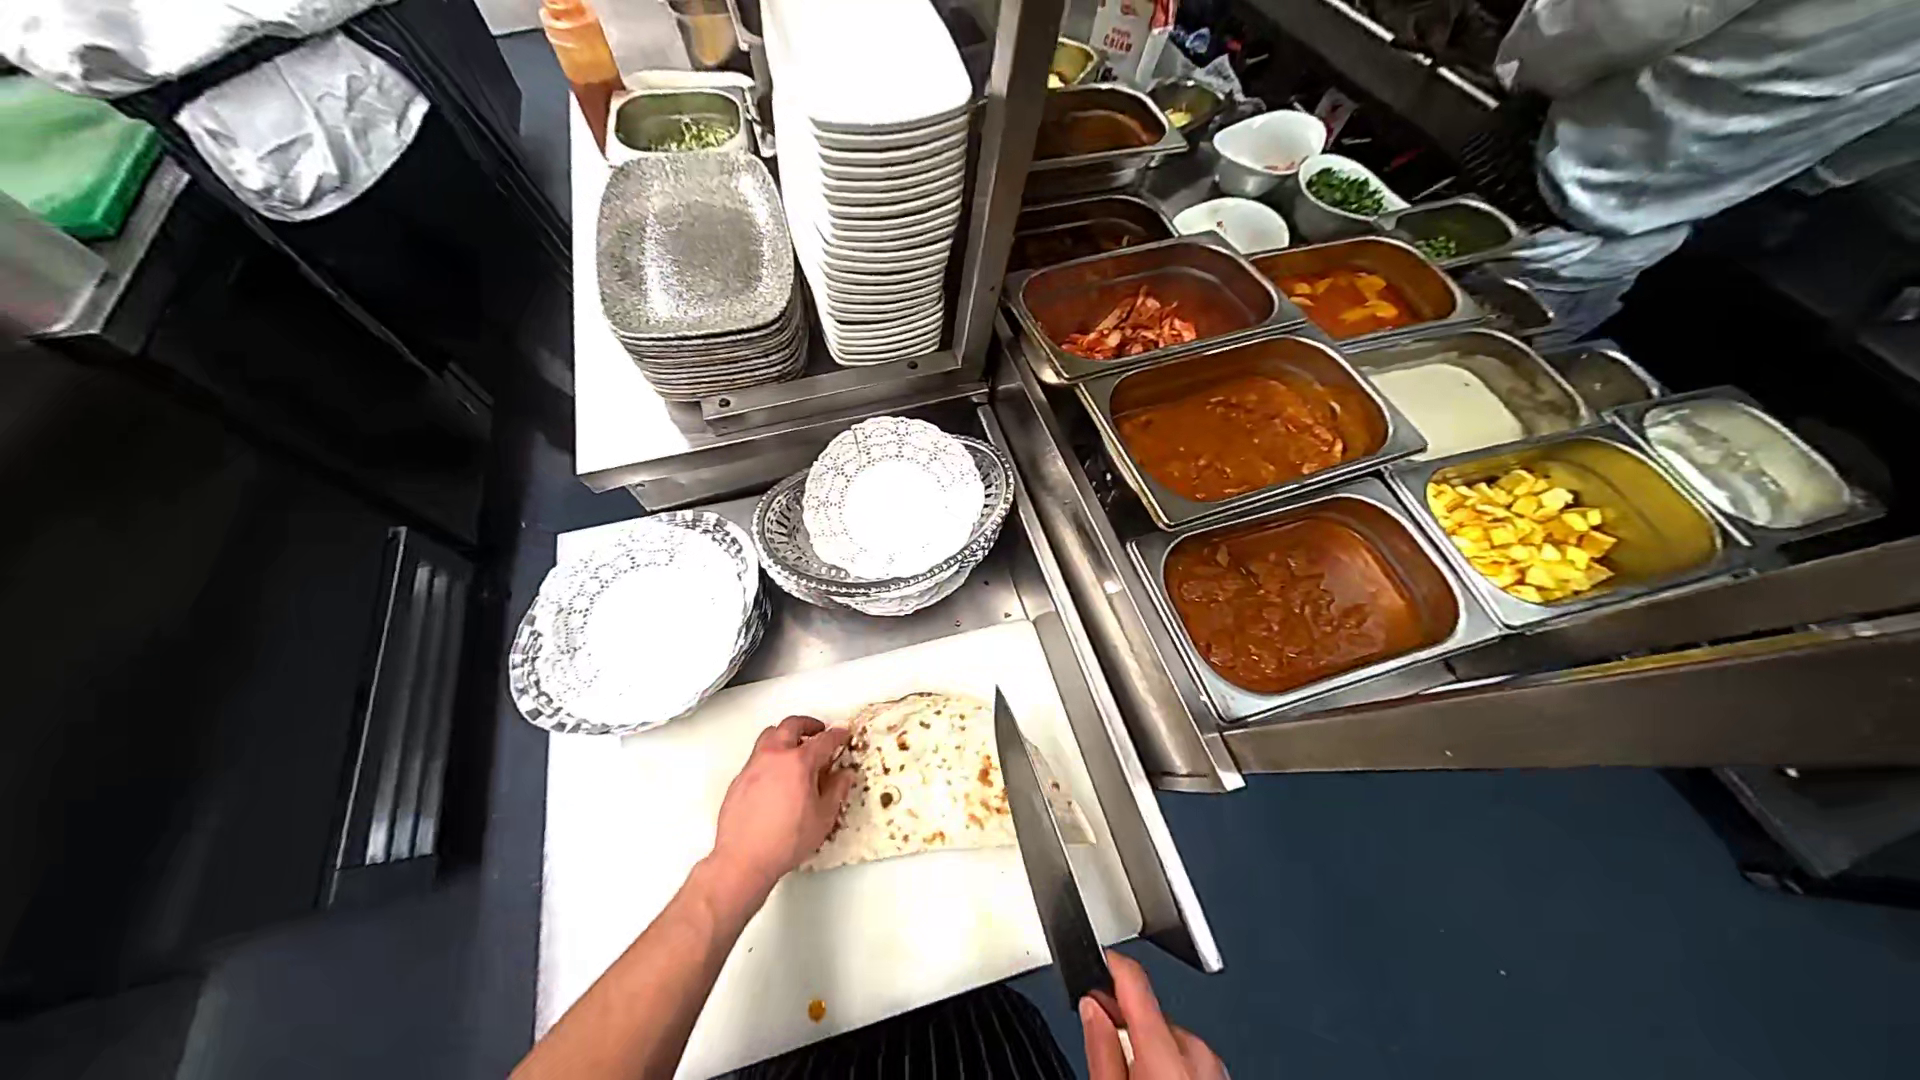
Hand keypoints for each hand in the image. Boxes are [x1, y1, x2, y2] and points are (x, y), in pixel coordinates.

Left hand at [709, 715, 853, 896]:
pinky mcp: (739, 778)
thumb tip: (844, 775)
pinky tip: (776, 772)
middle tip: (819, 731)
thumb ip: (837, 790)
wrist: (743, 860)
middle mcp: (774, 756)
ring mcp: (754, 765)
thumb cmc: (785, 841)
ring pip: (770, 735)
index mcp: (799, 762)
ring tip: (795, 746)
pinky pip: (757, 755)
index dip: (837, 735)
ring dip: (786, 734)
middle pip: (792, 725)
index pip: (824, 739)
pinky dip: (770, 754)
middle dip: (809, 725)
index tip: (843, 734)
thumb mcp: (823, 817)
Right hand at [1081, 951, 1226, 1078]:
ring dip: (1151, 1048)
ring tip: (1136, 1078)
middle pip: (1149, 1012)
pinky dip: (1173, 1066)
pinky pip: (1190, 1057)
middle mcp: (1197, 1051)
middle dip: (1126, 1024)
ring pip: (1170, 1036)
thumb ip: (1101, 1050)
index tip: (1095, 959)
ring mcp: (1216, 1067)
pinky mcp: (1224, 1077)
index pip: (1134, 977)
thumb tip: (1091, 1006)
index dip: (1110, 963)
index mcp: (1166, 1050)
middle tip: (1106, 1047)